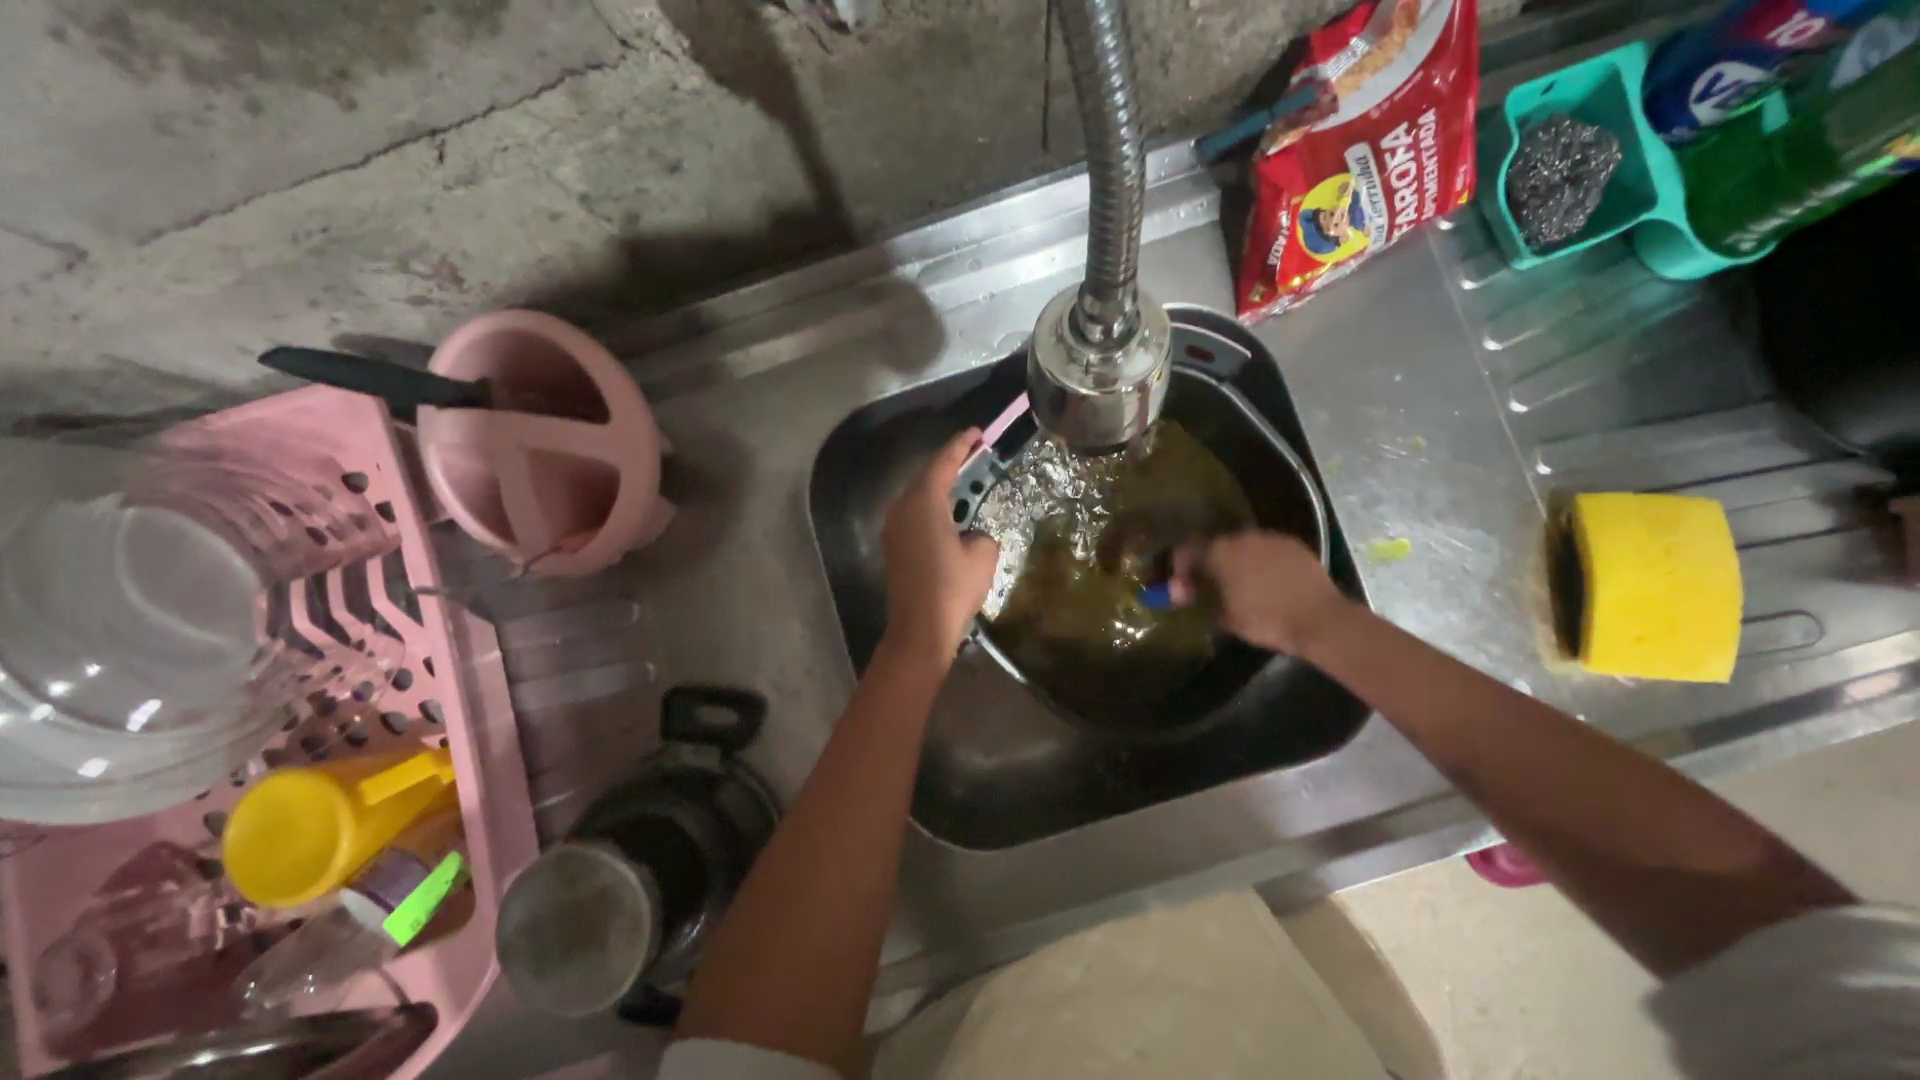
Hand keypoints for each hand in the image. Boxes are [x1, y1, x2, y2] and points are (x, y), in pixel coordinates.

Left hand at [880, 428, 999, 660]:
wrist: (920, 629)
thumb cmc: (953, 588)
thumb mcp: (982, 555)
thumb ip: (980, 533)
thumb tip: (970, 536)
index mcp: (924, 502)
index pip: (943, 463)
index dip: (961, 445)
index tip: (977, 432)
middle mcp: (902, 509)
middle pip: (927, 476)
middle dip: (950, 463)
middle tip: (975, 453)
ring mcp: (894, 529)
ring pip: (918, 496)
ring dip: (941, 487)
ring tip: (966, 481)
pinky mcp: (894, 547)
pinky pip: (914, 515)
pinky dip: (933, 507)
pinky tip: (950, 515)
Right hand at [1170, 530, 1348, 654]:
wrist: (1320, 618)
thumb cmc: (1267, 620)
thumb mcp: (1227, 618)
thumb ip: (1201, 601)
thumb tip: (1185, 596)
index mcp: (1221, 552)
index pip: (1186, 550)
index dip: (1178, 568)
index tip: (1180, 587)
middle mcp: (1243, 537)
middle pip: (1215, 545)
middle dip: (1208, 563)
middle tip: (1207, 586)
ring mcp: (1271, 538)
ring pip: (1243, 546)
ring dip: (1235, 561)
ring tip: (1238, 584)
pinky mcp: (1293, 544)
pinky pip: (1267, 550)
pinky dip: (1260, 562)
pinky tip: (1265, 581)